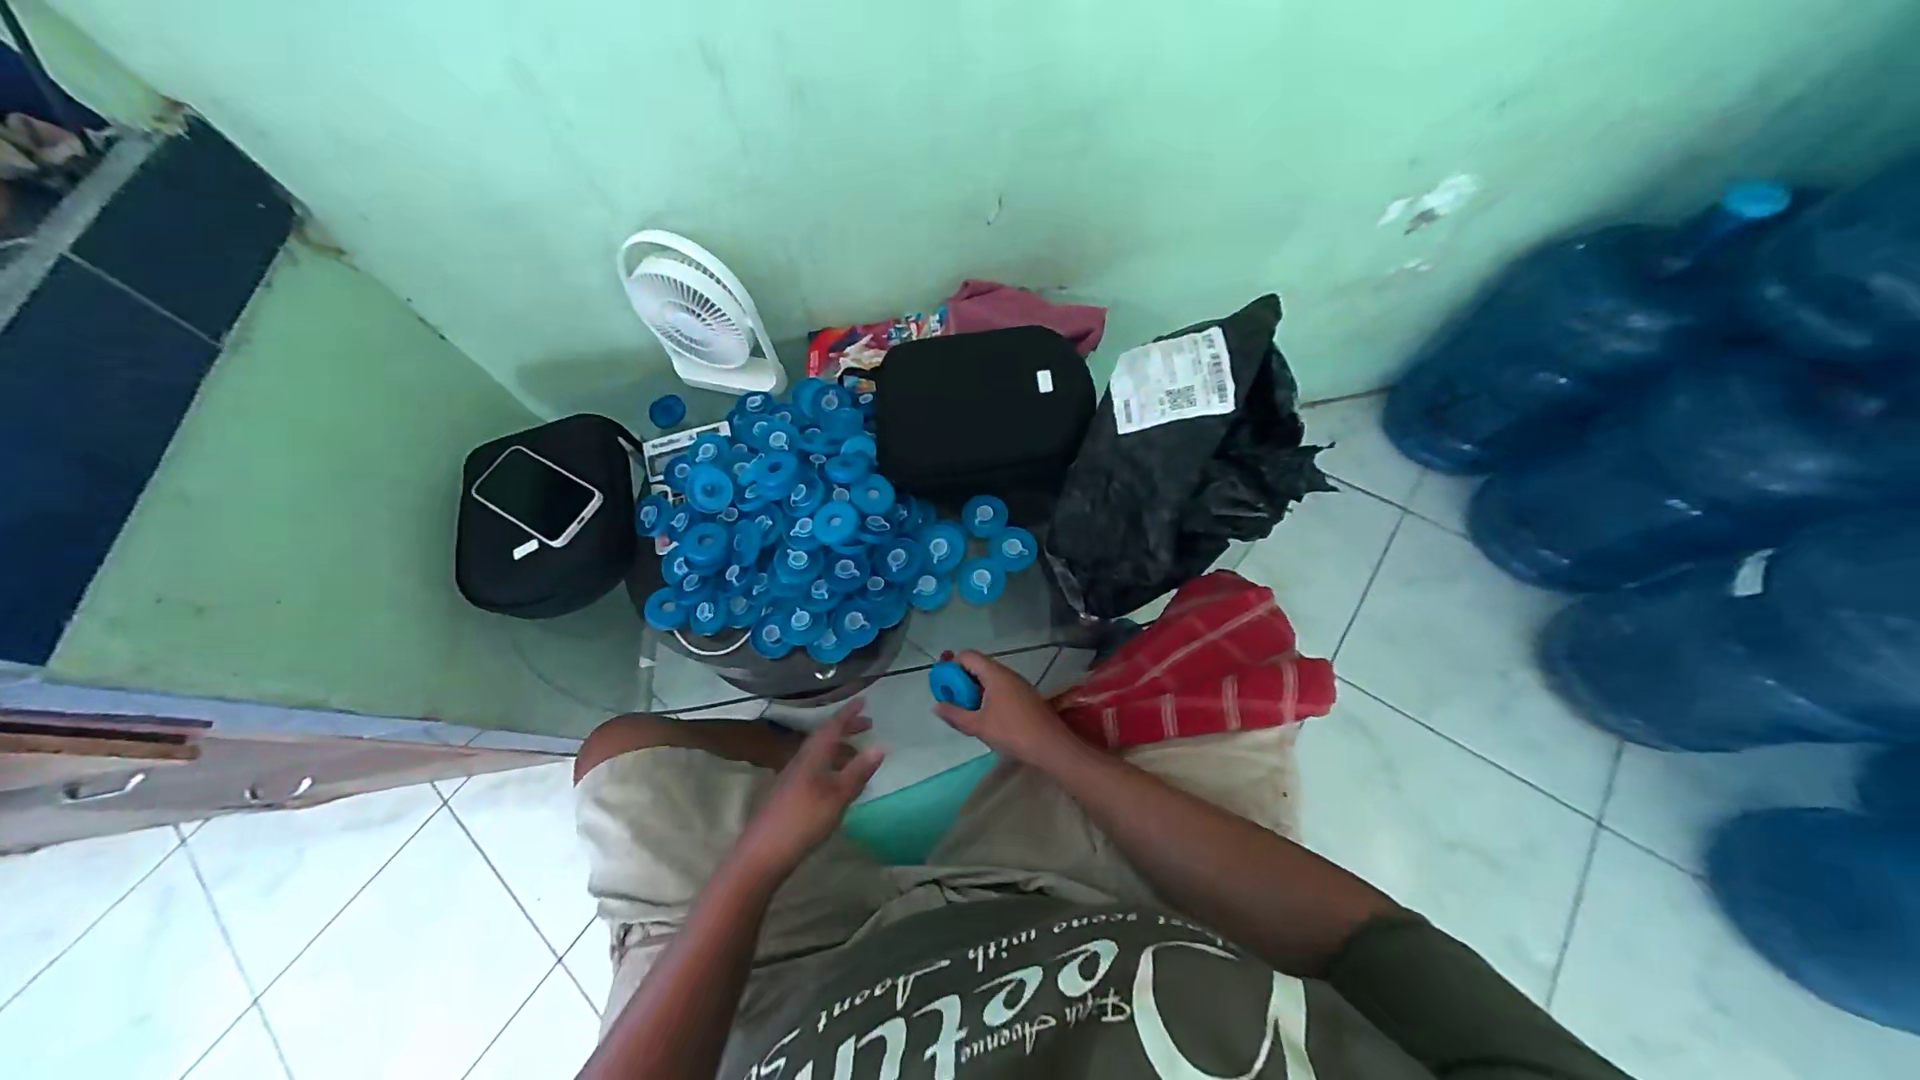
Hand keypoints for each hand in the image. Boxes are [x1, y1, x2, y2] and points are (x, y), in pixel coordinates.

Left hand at [732, 701, 884, 878]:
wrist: (762, 853)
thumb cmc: (803, 820)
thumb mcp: (837, 795)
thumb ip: (858, 771)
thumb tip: (881, 746)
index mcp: (812, 756)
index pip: (833, 726)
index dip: (848, 713)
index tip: (863, 700)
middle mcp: (800, 761)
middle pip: (825, 737)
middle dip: (846, 728)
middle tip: (868, 724)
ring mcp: (792, 778)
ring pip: (819, 754)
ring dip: (839, 747)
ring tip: (857, 751)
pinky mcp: (789, 794)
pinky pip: (815, 768)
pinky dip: (831, 764)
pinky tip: (837, 780)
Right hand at [932, 651, 1080, 767]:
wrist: (1052, 746)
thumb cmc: (1013, 732)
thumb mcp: (978, 726)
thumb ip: (955, 714)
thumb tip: (936, 706)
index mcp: (995, 674)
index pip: (967, 656)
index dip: (952, 666)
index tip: (944, 686)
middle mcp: (1007, 673)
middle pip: (978, 666)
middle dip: (961, 681)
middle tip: (953, 701)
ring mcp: (1019, 684)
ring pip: (990, 678)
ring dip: (975, 690)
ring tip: (968, 712)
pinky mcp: (1026, 696)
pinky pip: (1001, 688)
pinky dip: (989, 696)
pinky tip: (988, 718)